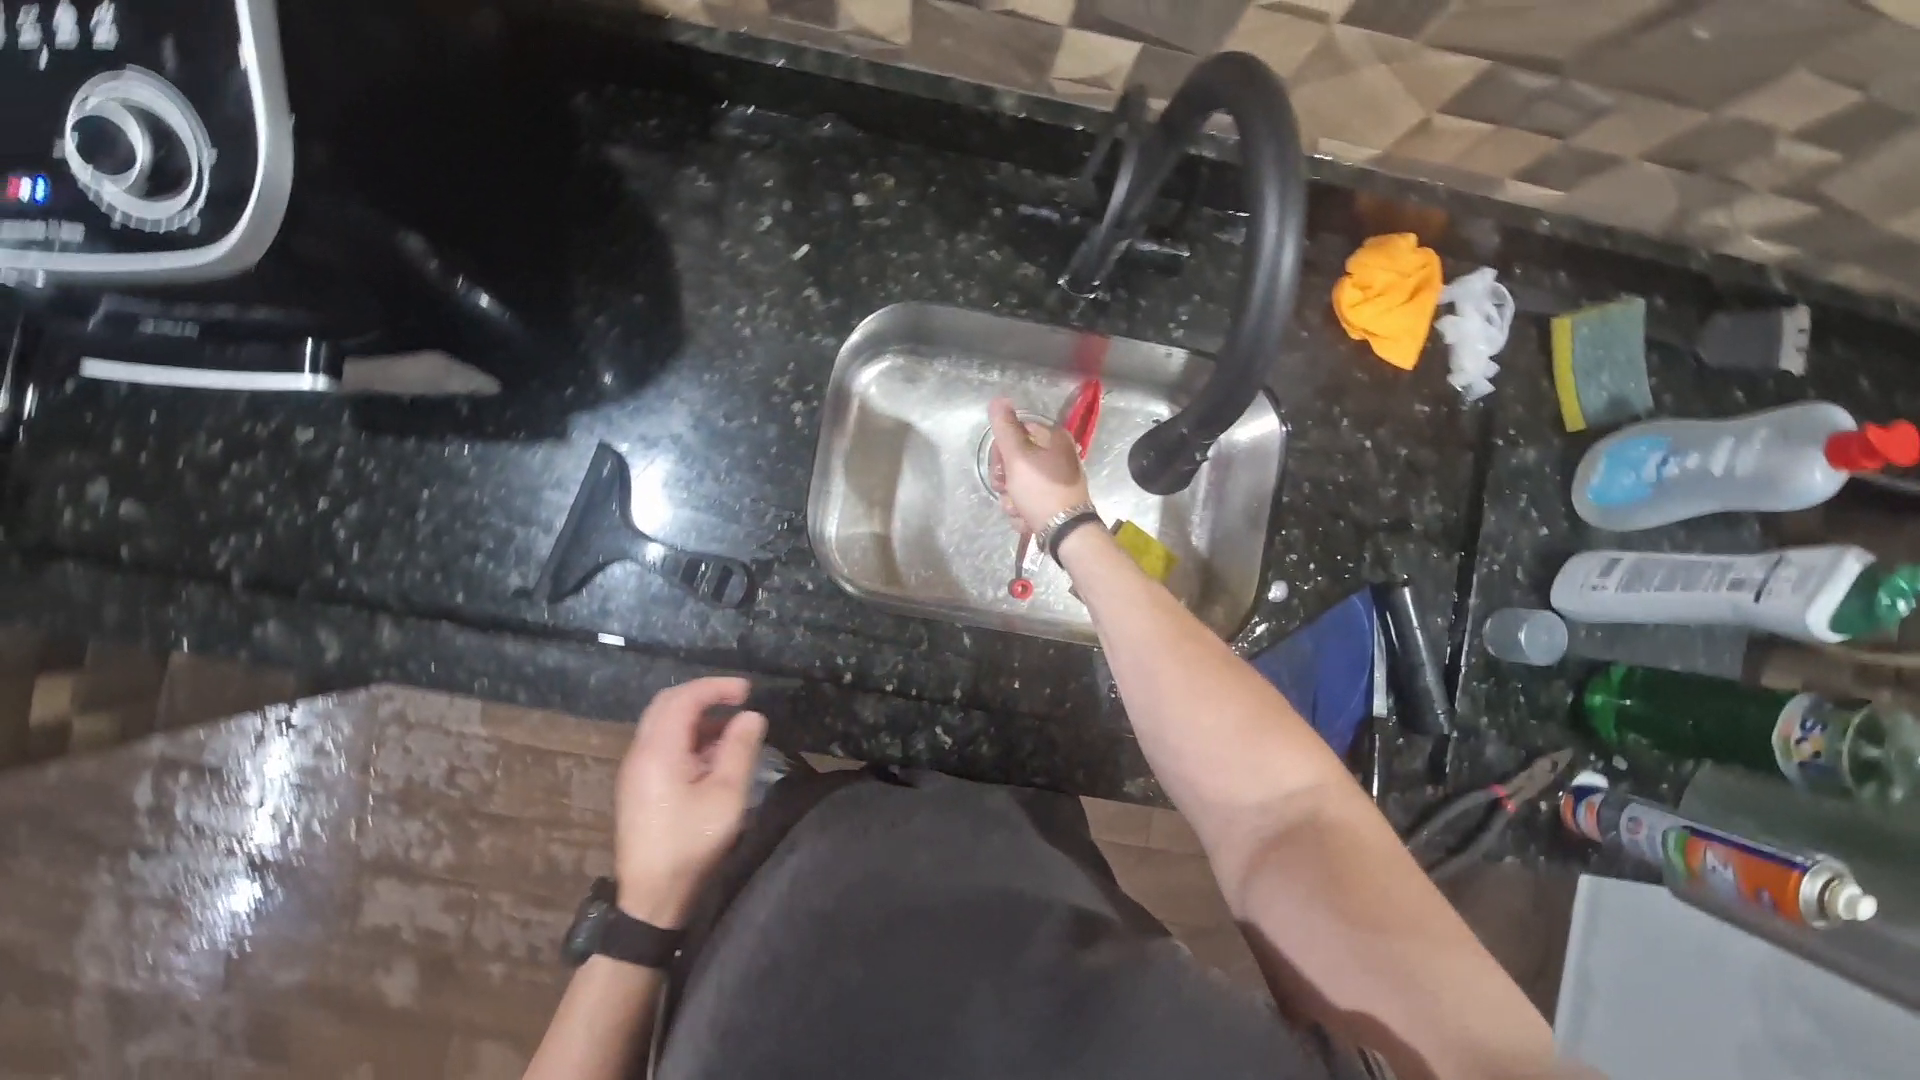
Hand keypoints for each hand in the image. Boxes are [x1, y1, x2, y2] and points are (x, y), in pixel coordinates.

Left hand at [613, 677, 766, 927]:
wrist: (652, 899)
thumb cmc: (692, 845)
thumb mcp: (727, 795)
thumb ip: (740, 749)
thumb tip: (752, 716)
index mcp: (658, 751)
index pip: (684, 698)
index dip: (716, 687)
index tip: (748, 691)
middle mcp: (639, 754)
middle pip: (667, 705)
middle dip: (704, 696)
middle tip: (739, 700)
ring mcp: (635, 772)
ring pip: (663, 726)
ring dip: (697, 719)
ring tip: (733, 730)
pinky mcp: (638, 788)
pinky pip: (662, 747)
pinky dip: (688, 738)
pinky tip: (713, 757)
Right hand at [988, 397, 1092, 533]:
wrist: (1065, 531)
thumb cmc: (1041, 491)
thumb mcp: (1017, 457)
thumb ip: (1005, 428)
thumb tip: (999, 400)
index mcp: (1054, 438)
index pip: (1017, 431)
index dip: (1001, 450)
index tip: (999, 467)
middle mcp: (1058, 455)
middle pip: (1016, 460)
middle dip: (1005, 480)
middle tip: (1006, 489)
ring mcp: (1057, 480)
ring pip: (1019, 484)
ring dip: (1011, 499)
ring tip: (1018, 508)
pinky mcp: (1054, 501)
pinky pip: (1028, 500)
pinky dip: (1023, 511)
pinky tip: (1026, 518)